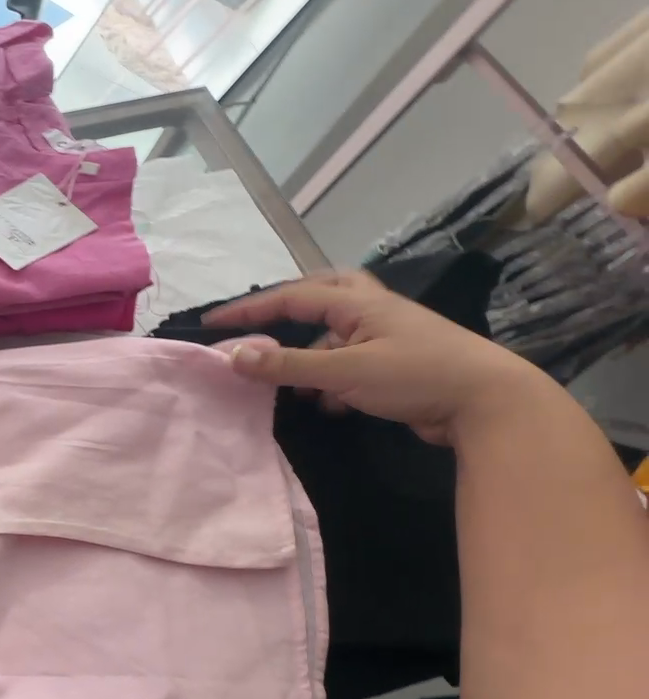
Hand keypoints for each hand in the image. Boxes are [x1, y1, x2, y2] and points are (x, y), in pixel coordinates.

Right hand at [204, 271, 550, 444]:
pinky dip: (326, 380)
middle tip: (255, 322)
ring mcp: (385, 338)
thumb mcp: (344, 371)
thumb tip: (232, 354)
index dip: (248, 308)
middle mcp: (373, 313)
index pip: (292, 297)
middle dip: (285, 307)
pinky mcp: (392, 364)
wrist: (488, 404)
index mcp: (361, 304)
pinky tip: (325, 403)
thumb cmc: (417, 376)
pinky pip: (344, 363)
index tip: (210, 322)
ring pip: (330, 336)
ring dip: (304, 356)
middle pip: (322, 294)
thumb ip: (286, 364)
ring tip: (286, 382)